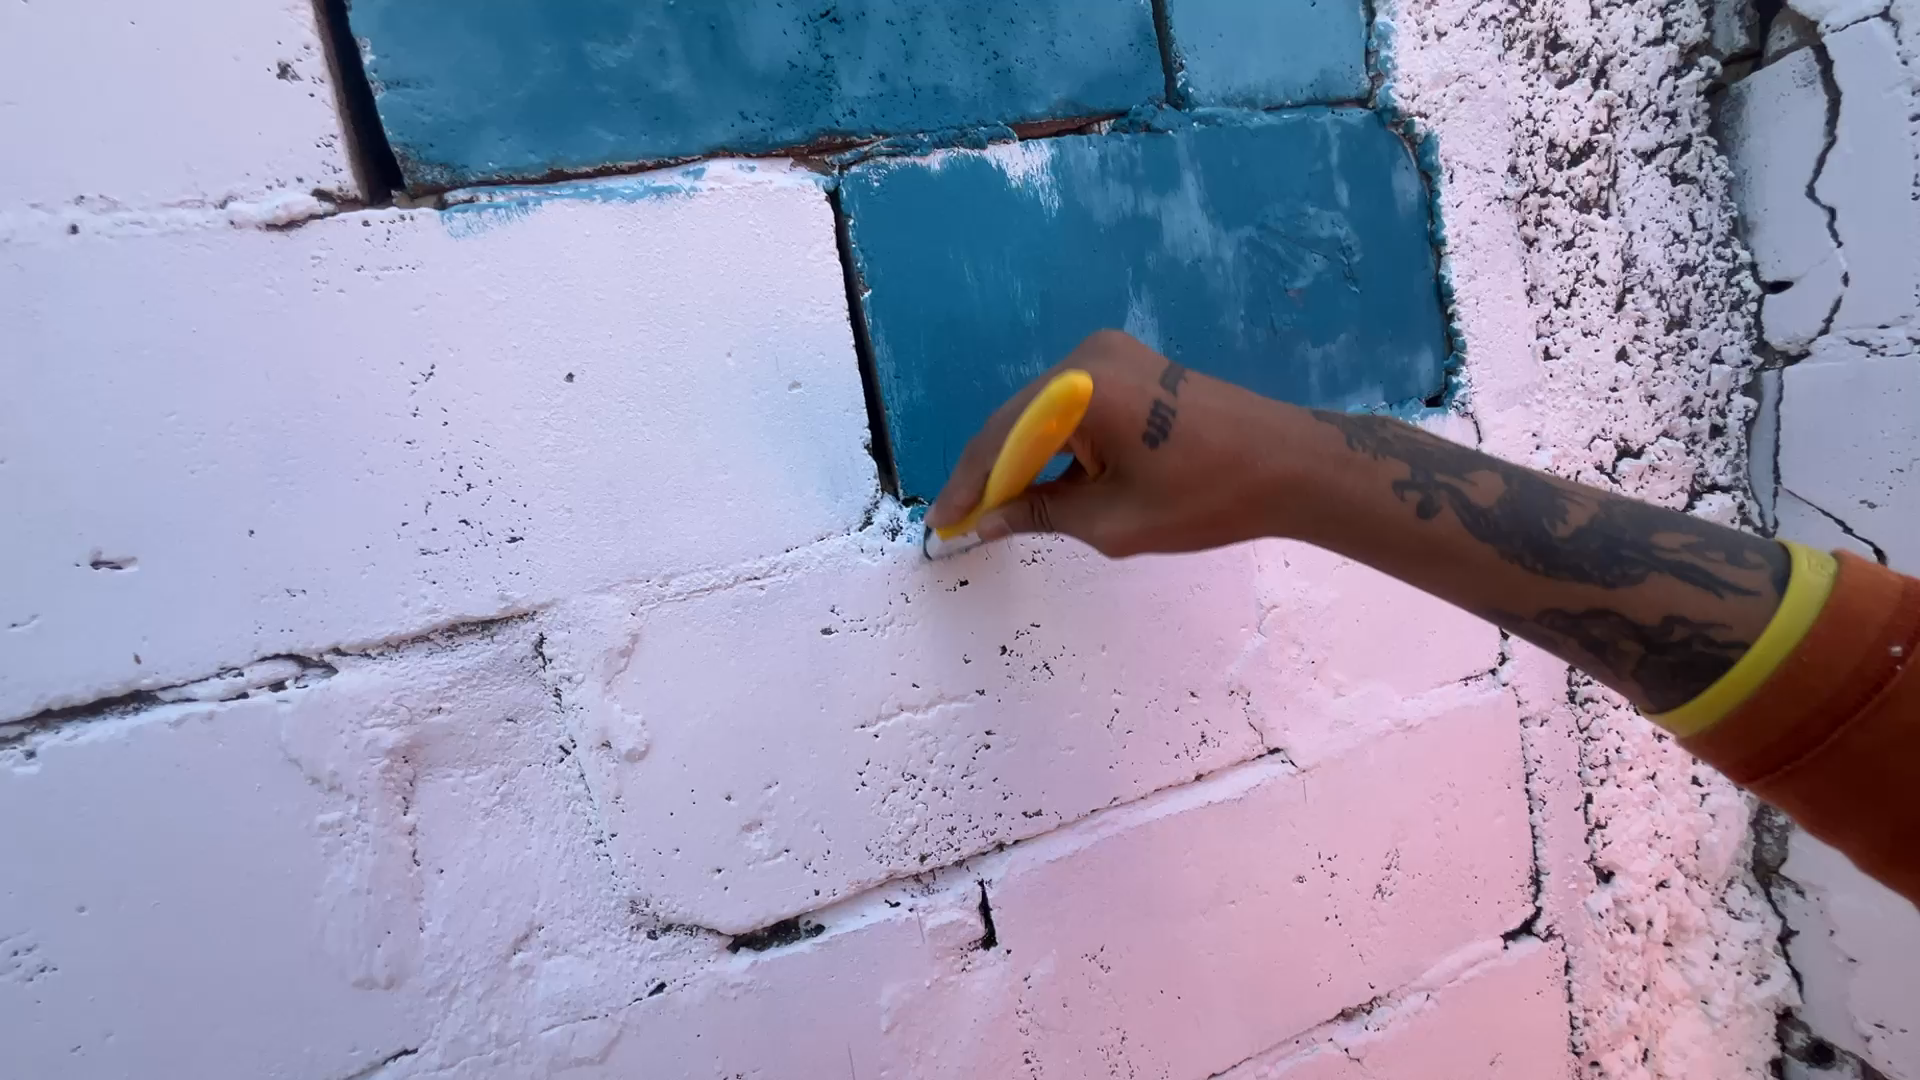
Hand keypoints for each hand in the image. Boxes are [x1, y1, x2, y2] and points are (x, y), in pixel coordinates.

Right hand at [926, 330, 1296, 556]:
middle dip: (988, 473)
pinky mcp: (1129, 367)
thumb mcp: (1112, 520)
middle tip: (962, 519)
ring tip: (992, 507)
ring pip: (1039, 415)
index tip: (942, 525)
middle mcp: (1088, 356)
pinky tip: (1035, 481)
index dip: (969, 486)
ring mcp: (1110, 355)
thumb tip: (984, 522)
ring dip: (1017, 461)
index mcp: (1082, 388)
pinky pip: (1069, 409)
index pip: (1002, 440)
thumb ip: (1038, 515)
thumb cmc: (1205, 498)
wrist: (1290, 465)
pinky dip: (1050, 446)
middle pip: (1015, 420)